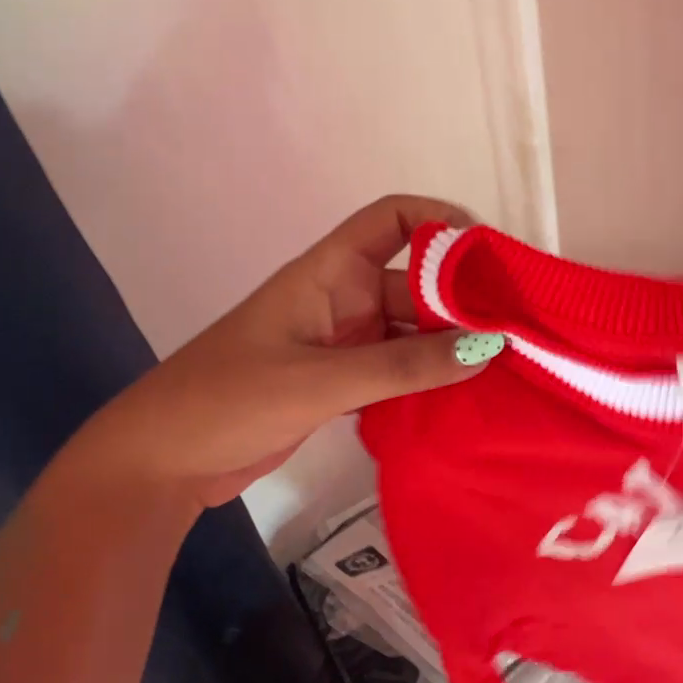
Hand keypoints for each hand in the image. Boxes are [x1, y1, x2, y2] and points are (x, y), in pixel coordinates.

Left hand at [72, 196, 501, 506]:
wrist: (162, 462)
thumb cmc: (228, 400)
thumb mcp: (322, 381)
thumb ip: (405, 366)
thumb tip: (488, 347)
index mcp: (327, 274)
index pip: (391, 220)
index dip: (441, 221)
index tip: (492, 255)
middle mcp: (341, 301)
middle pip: (415, 284)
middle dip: (464, 302)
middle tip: (521, 333)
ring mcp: (342, 345)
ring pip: (411, 333)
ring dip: (451, 349)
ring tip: (508, 370)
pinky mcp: (341, 384)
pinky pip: (399, 372)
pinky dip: (429, 382)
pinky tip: (466, 402)